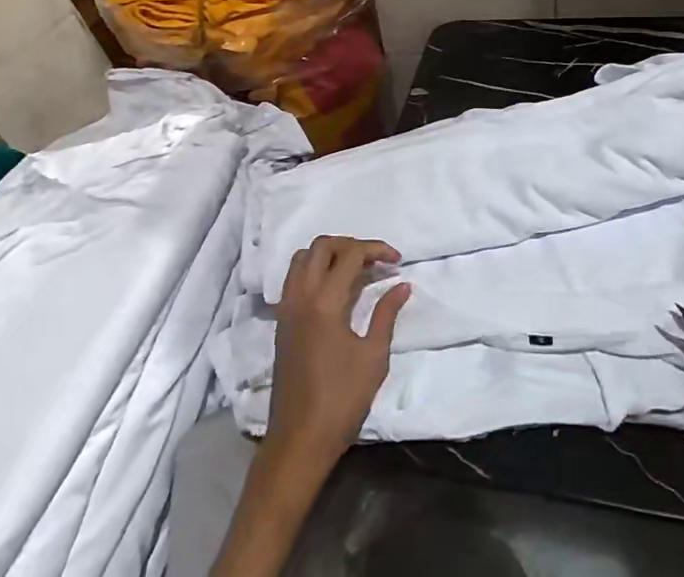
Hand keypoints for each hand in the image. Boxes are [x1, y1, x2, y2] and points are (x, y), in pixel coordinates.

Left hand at [267, 235, 412, 465]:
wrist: (299, 439)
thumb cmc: (342, 399)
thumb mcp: (374, 355)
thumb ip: (386, 313)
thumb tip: (401, 284)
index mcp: (324, 302)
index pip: (350, 254)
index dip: (377, 249)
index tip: (398, 261)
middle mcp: (300, 297)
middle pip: (321, 247)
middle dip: (351, 245)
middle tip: (376, 261)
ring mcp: (286, 310)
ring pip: (302, 259)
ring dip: (329, 255)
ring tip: (356, 270)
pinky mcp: (281, 323)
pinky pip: (294, 279)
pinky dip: (314, 271)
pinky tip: (336, 291)